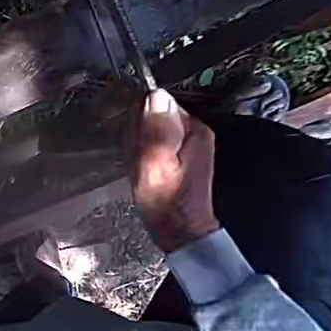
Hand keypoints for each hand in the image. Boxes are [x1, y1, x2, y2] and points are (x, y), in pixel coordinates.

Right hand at [133, 89, 219, 252]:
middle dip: (139, 133)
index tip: (135, 141)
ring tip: (140, 166)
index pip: (159, 104)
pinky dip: (144, 154)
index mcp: (195, 130)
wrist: (180, 234)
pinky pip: (153, 144)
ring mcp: (188, 145)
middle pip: (155, 116)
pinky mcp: (178, 158)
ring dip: (140, 145)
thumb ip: (156, 129)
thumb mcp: (155, 165)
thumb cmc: (168, 204)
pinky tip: (143, 170)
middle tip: (138, 158)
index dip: (140, 121)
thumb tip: (156, 95)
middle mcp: (196, 133)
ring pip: (152, 131)